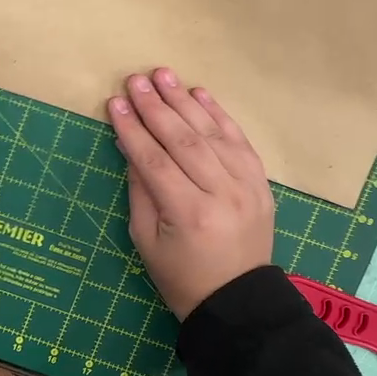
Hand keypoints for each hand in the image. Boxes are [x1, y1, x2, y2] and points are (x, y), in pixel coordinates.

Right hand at [108, 68, 274, 319]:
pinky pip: (239, 141)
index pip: (154, 160)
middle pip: (185, 140)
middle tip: (135, 79)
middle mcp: (222, 194)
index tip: (115, 103)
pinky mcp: (261, 183)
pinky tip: (199, 94)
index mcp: (189, 213)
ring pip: (213, 134)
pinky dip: (219, 114)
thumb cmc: (180, 274)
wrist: (237, 300)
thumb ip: (140, 187)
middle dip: (156, 107)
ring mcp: (248, 187)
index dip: (132, 129)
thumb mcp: (145, 237)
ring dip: (185, 101)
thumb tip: (129, 142)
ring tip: (163, 75)